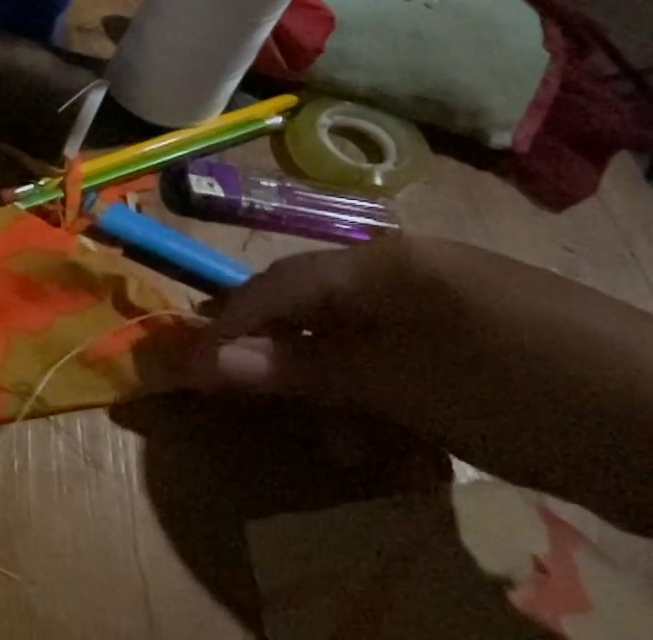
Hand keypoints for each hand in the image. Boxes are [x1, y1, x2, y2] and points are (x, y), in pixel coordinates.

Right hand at [191, 236, 652, 532]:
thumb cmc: (520, 390)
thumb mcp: (397, 385)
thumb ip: (297, 370)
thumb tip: (201, 362)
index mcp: (382, 263)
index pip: (274, 285)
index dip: (229, 328)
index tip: (194, 373)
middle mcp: (408, 273)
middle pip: (313, 316)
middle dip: (290, 371)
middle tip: (275, 419)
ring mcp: (452, 308)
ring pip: (360, 348)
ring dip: (342, 399)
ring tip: (353, 452)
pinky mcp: (487, 347)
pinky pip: (408, 366)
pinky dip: (391, 405)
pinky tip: (405, 450)